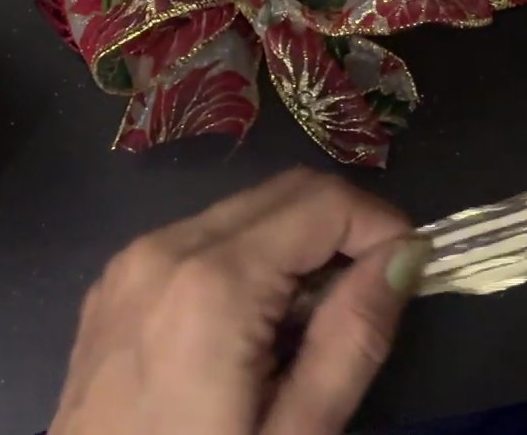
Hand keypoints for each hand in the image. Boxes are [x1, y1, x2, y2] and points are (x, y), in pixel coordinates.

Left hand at [51, 169, 432, 434]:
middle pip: (288, 191)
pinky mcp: (117, 277)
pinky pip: (204, 233)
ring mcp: (134, 258)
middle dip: (343, 226)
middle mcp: (168, 245)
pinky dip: (249, 253)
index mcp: (215, 284)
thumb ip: (354, 335)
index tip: (409, 269)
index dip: (381, 223)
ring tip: (309, 317)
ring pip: (248, 207)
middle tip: (370, 291)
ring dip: (297, 240)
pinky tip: (251, 321)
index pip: (324, 202)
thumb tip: (406, 254)